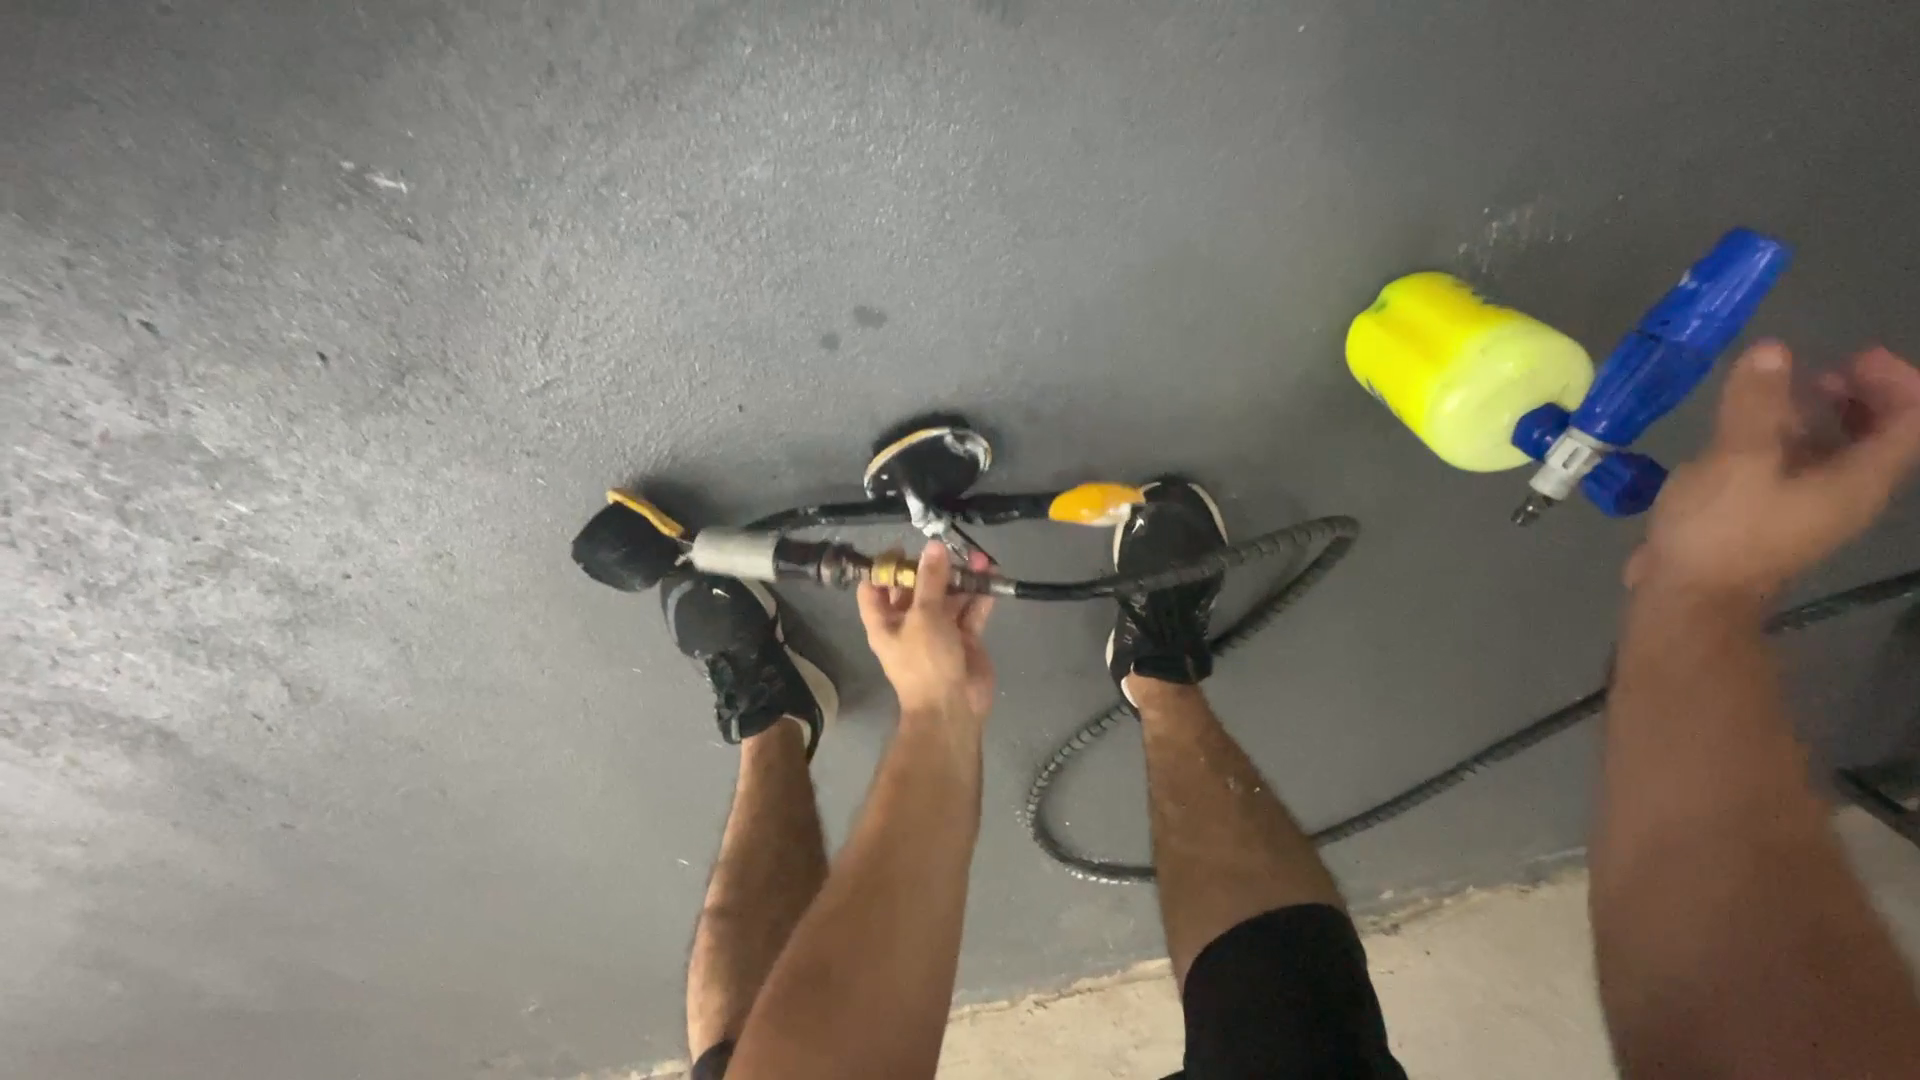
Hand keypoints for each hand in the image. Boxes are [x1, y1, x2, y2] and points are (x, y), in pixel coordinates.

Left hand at [857, 542, 997, 724]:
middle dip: (935, 568)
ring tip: (979, 559)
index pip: (874, 589)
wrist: (953, 709)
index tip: (904, 547)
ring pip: (949, 597)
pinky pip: (971, 612)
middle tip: (951, 548)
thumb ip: (930, 580)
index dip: (884, 567)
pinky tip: (993, 577)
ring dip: (963, 579)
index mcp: (885, 622)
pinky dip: (981, 596)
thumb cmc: (925, 662)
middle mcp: (909, 624)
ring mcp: (939, 632)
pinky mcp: (964, 639)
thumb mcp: (924, 616)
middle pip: (917, 588)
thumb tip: (934, 546)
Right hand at [1626, 341, 1919, 601]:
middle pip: (1878, 435)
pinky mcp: (1766, 519)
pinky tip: (1738, 440)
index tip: (1852, 356)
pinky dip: (1781, 444)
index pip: (1912, 421)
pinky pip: (1792, 470)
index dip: (1896, 381)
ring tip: (1774, 396)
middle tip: (1820, 369)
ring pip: (1833, 452)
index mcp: (1859, 479)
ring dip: (1816, 418)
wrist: (1689, 595)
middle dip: (1859, 396)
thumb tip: (1771, 350)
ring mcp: (1806, 509)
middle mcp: (1846, 493)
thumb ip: (1754, 405)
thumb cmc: (1722, 528)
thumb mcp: (1735, 460)